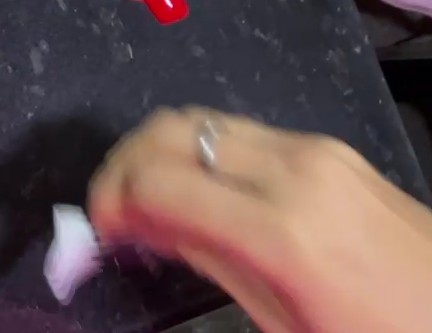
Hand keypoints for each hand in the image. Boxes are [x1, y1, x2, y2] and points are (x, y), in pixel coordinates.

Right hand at [88, 109, 431, 332]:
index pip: (162, 180)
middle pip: (173, 129)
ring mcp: (317, 150)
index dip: (114, 196)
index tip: (98, 226)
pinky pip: (241, 133)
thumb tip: (149, 227)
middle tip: (111, 204)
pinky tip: (201, 188)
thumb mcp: (295, 331)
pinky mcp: (333, 149)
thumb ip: (216, 265)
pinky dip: (202, 150)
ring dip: (161, 148)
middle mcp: (294, 168)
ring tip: (147, 195)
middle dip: (126, 159)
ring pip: (203, 120)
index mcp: (284, 230)